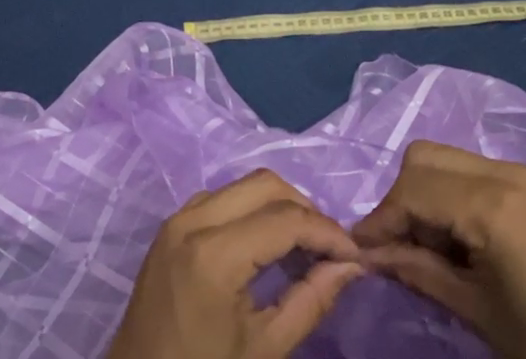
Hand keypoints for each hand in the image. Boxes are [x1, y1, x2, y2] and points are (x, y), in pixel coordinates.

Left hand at [106, 169, 364, 358]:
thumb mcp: (265, 347)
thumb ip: (311, 300)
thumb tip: (350, 265)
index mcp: (214, 253)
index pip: (287, 219)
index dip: (328, 233)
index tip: (356, 255)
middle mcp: (192, 221)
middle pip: (265, 184)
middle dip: (305, 209)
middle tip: (330, 248)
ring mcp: (176, 220)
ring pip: (241, 185)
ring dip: (278, 205)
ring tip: (304, 245)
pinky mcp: (169, 227)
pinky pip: (219, 198)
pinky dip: (250, 209)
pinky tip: (267, 243)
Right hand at [353, 140, 525, 358]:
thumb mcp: (480, 314)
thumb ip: (420, 273)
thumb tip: (369, 255)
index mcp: (492, 204)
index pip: (410, 191)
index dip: (377, 222)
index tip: (358, 255)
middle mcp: (505, 173)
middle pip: (424, 159)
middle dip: (399, 199)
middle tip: (394, 250)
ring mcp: (525, 176)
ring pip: (447, 161)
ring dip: (424, 196)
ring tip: (425, 250)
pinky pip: (474, 174)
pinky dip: (451, 197)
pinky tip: (458, 244)